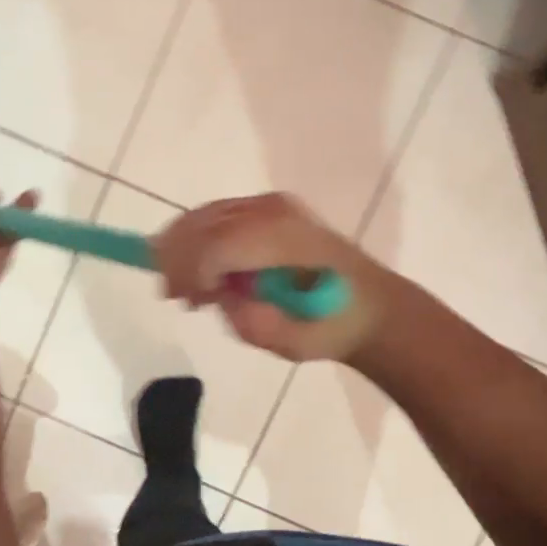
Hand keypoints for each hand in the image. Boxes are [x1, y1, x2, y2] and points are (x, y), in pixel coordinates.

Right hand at [154, 192, 403, 362]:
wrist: (371, 306)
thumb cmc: (331, 327)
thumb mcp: (292, 341)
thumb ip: (251, 321)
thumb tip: (219, 297)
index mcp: (284, 243)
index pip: (217, 245)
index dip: (190, 272)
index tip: (186, 303)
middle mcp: (274, 213)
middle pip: (202, 223)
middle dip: (178, 259)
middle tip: (175, 296)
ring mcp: (271, 204)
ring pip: (204, 215)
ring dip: (183, 248)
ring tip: (189, 288)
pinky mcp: (268, 207)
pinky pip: (215, 215)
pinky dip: (197, 239)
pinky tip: (204, 273)